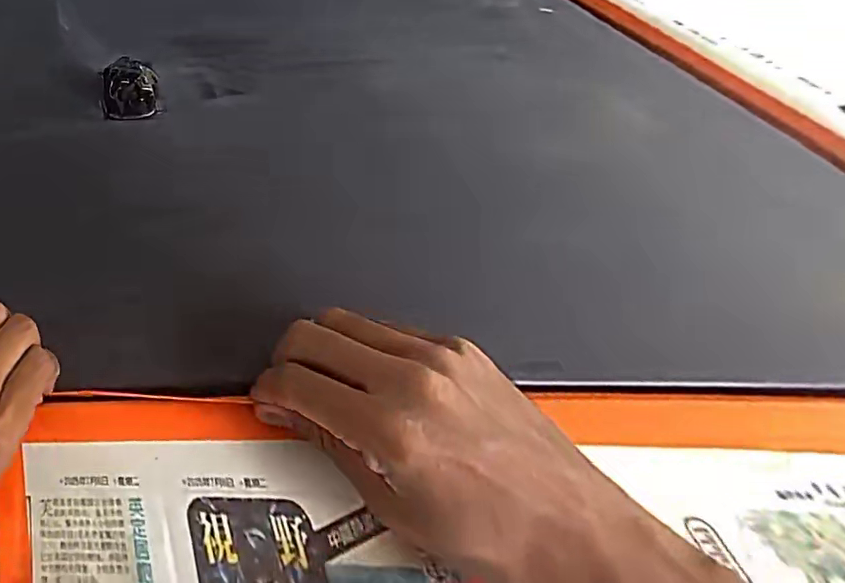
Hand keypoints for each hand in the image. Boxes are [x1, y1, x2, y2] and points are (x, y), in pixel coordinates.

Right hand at [251, 309, 729, 582]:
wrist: (594, 542)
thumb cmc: (509, 540)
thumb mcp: (396, 509)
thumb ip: (328, 446)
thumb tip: (287, 412)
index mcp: (392, 431)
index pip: (292, 381)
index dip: (267, 389)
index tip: (267, 397)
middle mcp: (413, 383)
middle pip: (305, 334)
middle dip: (283, 359)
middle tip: (287, 382)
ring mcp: (439, 359)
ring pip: (337, 318)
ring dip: (318, 344)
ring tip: (326, 375)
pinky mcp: (459, 348)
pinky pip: (383, 325)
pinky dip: (362, 343)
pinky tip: (372, 374)